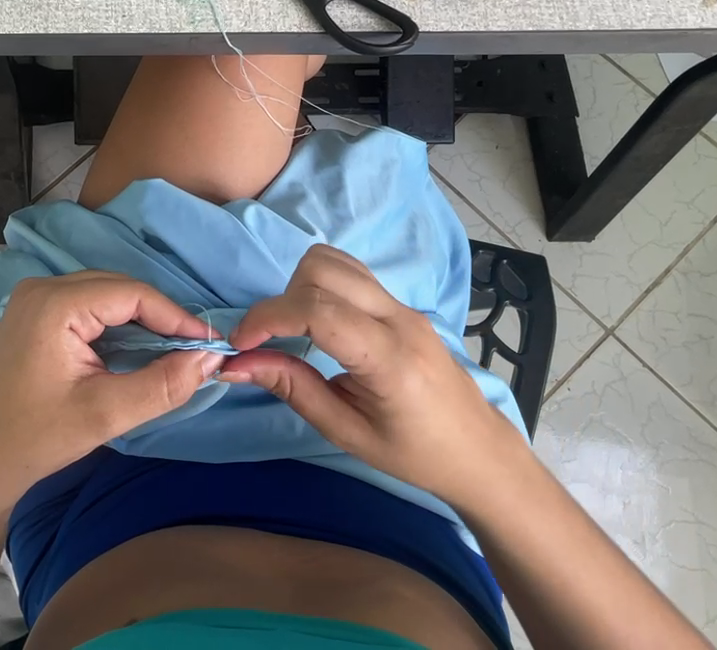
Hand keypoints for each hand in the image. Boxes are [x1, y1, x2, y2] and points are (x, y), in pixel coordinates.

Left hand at [0, 271, 223, 505]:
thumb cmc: (37, 438)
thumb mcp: (106, 414)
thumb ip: (162, 384)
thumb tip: (209, 359)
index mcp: (54, 303)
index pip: (131, 293)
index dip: (176, 316)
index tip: (212, 344)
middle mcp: (42, 287)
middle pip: (118, 289)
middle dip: (160, 317)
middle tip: (197, 349)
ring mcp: (34, 298)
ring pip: (104, 295)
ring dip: (140, 320)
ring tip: (175, 350)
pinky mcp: (34, 313)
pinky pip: (87, 306)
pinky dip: (116, 324)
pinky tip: (138, 349)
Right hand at [221, 244, 530, 507]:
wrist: (481, 453)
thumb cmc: (415, 455)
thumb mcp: (346, 432)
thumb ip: (292, 387)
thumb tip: (236, 363)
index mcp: (390, 359)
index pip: (318, 309)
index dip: (268, 317)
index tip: (242, 343)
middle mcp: (399, 318)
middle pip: (321, 270)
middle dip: (282, 300)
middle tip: (273, 340)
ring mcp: (403, 305)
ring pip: (332, 260)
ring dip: (299, 286)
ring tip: (297, 329)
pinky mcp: (401, 303)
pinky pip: (349, 270)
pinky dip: (318, 282)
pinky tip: (319, 319)